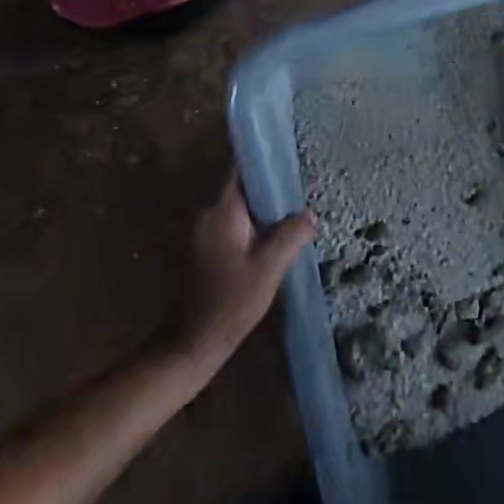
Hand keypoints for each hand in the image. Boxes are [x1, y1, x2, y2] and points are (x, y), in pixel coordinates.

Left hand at [174, 176, 314, 363]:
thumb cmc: (230, 303)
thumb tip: (310, 214)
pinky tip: (276, 241)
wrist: (194, 343)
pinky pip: (236, 226)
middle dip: (272, 192)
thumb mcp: (268, 269)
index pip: (241, 171)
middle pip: (244, 190)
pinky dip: (256, 228)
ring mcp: (206, 233)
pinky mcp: (208, 249)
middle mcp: (209, 215)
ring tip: (295, 218)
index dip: (265, 163)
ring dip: (266, 213)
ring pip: (242, 210)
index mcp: (222, 213)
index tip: (290, 160)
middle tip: (302, 195)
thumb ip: (290, 235)